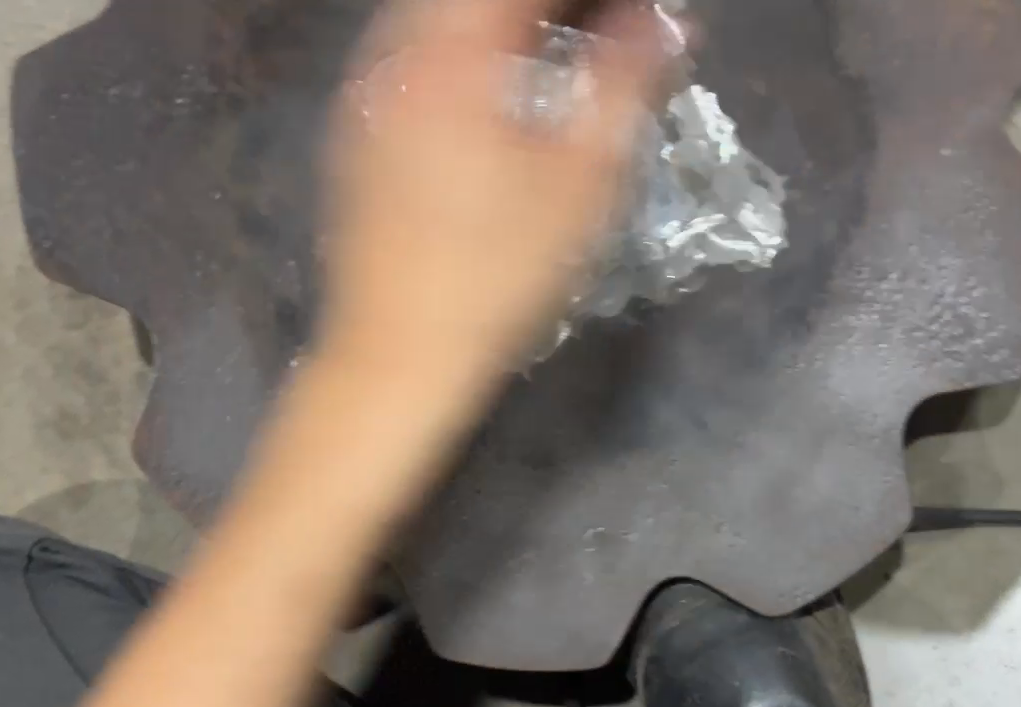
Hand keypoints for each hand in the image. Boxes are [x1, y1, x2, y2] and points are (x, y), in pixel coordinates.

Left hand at [317, 0, 675, 394]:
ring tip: (546, 49)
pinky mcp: (354, 140)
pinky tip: (483, 96)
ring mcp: (368, 97)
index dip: (585, 0)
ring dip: (496, 25)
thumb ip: (626, 85)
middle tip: (590, 30)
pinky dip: (456, 56)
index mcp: (457, 51)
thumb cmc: (495, 279)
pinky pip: (410, 61)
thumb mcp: (581, 186)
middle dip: (542, 7)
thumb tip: (666, 22)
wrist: (397, 357)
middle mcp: (399, 54)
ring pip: (433, 20)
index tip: (630, 17)